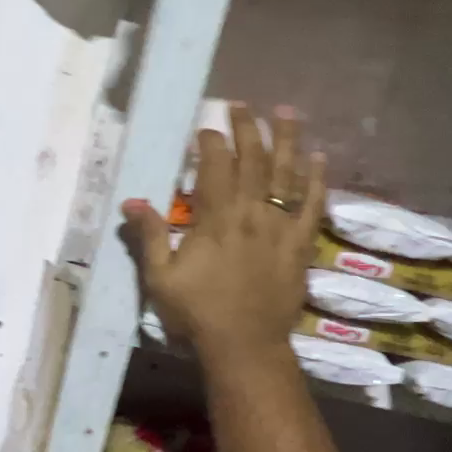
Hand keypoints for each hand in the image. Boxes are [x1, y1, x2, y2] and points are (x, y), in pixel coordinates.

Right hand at [123, 104, 326, 359]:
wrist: (244, 346)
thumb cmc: (197, 313)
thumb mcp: (160, 278)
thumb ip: (149, 236)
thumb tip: (132, 201)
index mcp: (215, 219)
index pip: (214, 166)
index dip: (210, 142)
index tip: (205, 127)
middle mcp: (252, 214)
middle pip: (253, 160)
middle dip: (247, 128)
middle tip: (241, 105)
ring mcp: (281, 228)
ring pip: (287, 173)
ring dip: (286, 139)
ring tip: (285, 111)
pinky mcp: (301, 245)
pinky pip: (313, 205)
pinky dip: (317, 180)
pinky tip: (319, 158)